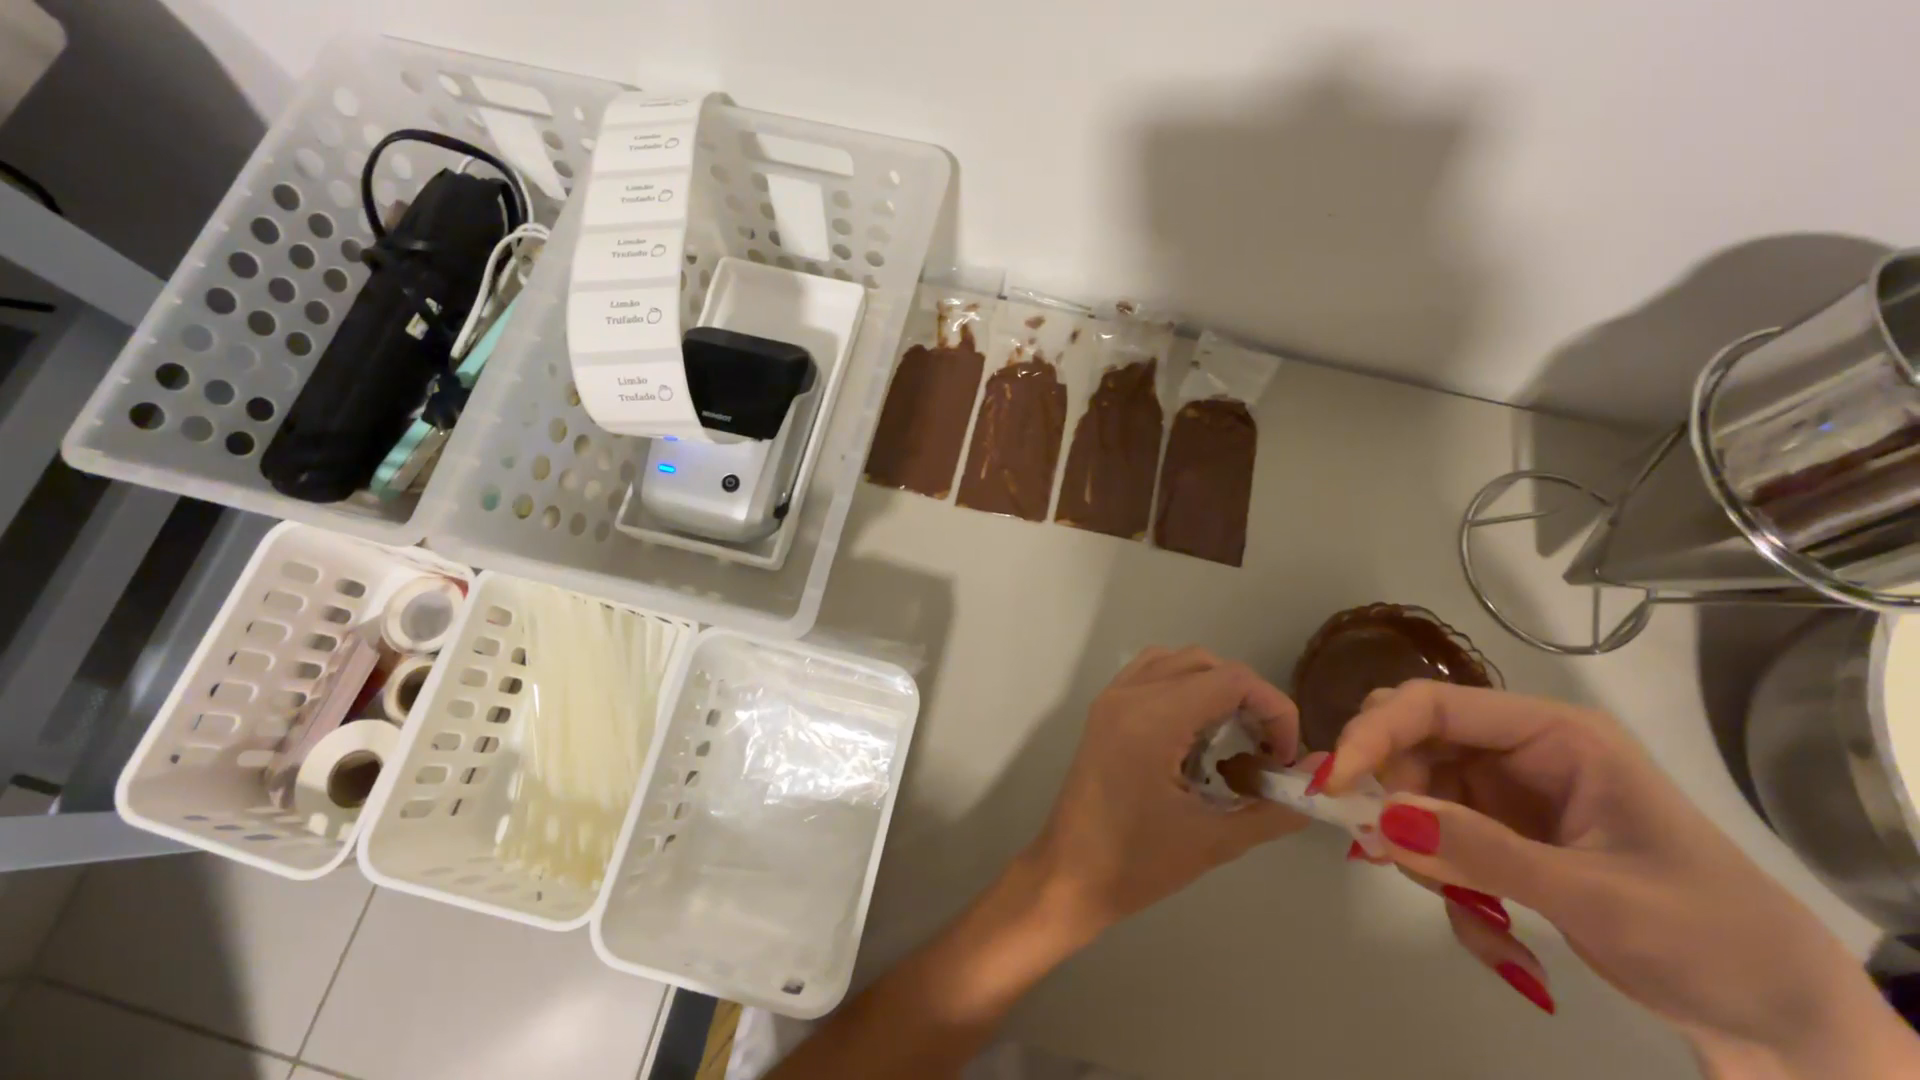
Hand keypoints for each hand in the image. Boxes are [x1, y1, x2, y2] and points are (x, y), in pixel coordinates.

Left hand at [1027, 647, 1310, 935]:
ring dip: (1215, 689)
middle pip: (1208, 665)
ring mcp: (1111, 699)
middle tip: (1265, 749)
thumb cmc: (1138, 864)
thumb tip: (1319, 781)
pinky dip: (1183, 688)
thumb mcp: (1216, 840)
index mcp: (1153, 719)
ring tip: (1233, 737)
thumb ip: (1274, 808)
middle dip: (1249, 699)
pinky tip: (1195, 734)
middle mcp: (1130, 695)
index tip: (1283, 758)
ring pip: (1178, 662)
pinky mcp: (1103, 712)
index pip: (1233, 680)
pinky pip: (1151, 675)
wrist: (1068, 878)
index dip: (1274, 710)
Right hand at [1324, 680, 1917, 1074]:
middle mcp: (1523, 754)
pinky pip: (1440, 847)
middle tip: (1386, 855)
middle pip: (1413, 748)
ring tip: (1481, 921)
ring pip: (1418, 802)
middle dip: (1394, 801)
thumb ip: (1481, 852)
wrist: (1774, 1012)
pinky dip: (1450, 891)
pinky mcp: (1505, 838)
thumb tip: (1380, 818)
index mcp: (1555, 736)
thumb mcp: (1594, 896)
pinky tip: (1501, 939)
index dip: (1373, 732)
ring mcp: (1511, 798)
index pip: (1434, 705)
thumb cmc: (1707, 935)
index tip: (1332, 786)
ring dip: (1428, 862)